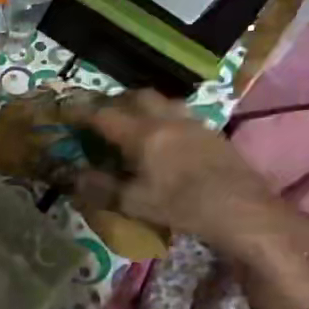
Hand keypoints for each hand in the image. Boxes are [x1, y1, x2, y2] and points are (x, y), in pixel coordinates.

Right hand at [58, 90, 308, 264]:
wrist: (244, 212)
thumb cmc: (182, 206)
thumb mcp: (132, 202)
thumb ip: (98, 186)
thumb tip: (70, 176)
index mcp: (143, 134)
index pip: (103, 114)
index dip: (80, 113)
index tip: (64, 114)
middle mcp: (167, 120)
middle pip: (136, 96)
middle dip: (114, 102)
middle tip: (99, 117)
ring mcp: (193, 124)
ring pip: (162, 101)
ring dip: (141, 107)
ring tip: (130, 124)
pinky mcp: (212, 134)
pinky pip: (180, 115)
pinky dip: (162, 118)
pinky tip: (162, 139)